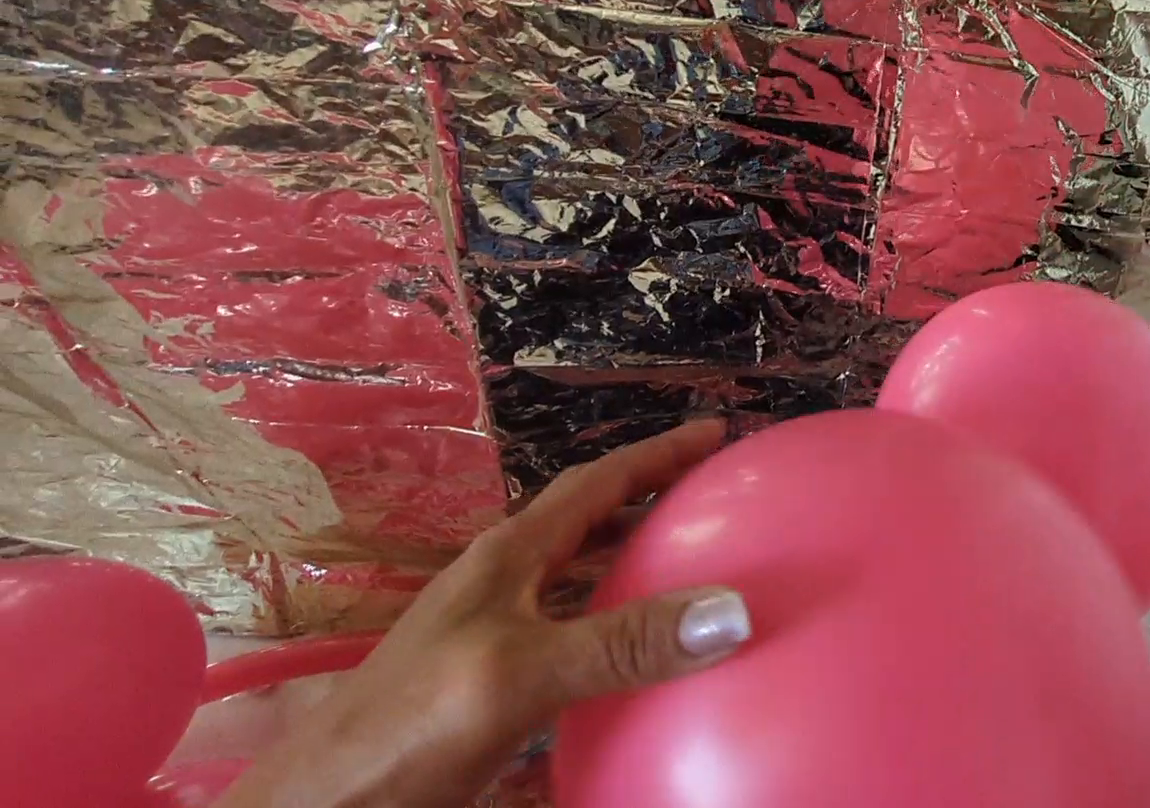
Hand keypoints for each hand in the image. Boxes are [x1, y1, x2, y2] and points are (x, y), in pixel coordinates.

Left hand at [214, 419, 751, 807]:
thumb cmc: (400, 734)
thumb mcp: (515, 679)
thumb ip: (621, 643)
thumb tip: (733, 608)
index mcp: (510, 556)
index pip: (599, 481)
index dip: (660, 450)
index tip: (716, 430)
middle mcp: (506, 582)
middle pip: (593, 516)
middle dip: (654, 491)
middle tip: (715, 488)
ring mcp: (497, 633)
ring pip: (583, 573)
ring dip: (637, 554)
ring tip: (694, 559)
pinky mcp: (494, 685)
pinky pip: (576, 634)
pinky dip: (620, 625)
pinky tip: (644, 660)